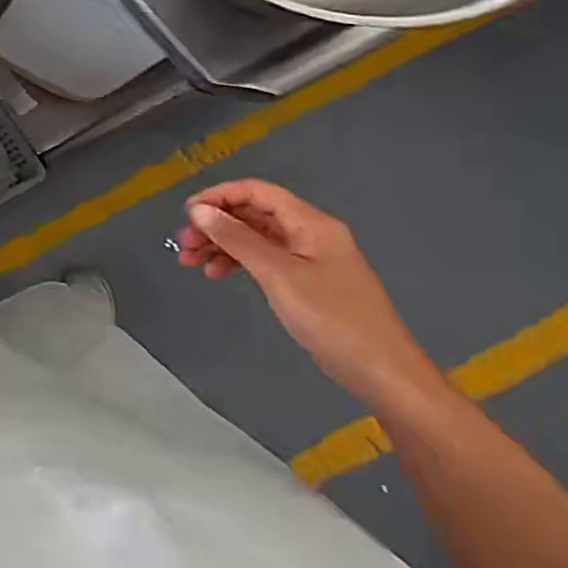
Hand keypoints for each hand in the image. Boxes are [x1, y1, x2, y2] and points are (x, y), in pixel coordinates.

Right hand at [177, 178, 445, 405]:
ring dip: (220, 243)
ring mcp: (308, 257)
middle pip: (252, 214)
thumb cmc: (333, 320)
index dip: (218, 196)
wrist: (384, 375)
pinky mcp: (305, 280)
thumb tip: (199, 210)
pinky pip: (262, 258)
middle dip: (214, 224)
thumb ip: (237, 239)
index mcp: (311, 223)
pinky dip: (236, 261)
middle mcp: (309, 232)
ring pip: (253, 236)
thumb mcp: (279, 276)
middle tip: (183, 243)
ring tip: (190, 260)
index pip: (256, 191)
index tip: (186, 214)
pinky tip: (216, 273)